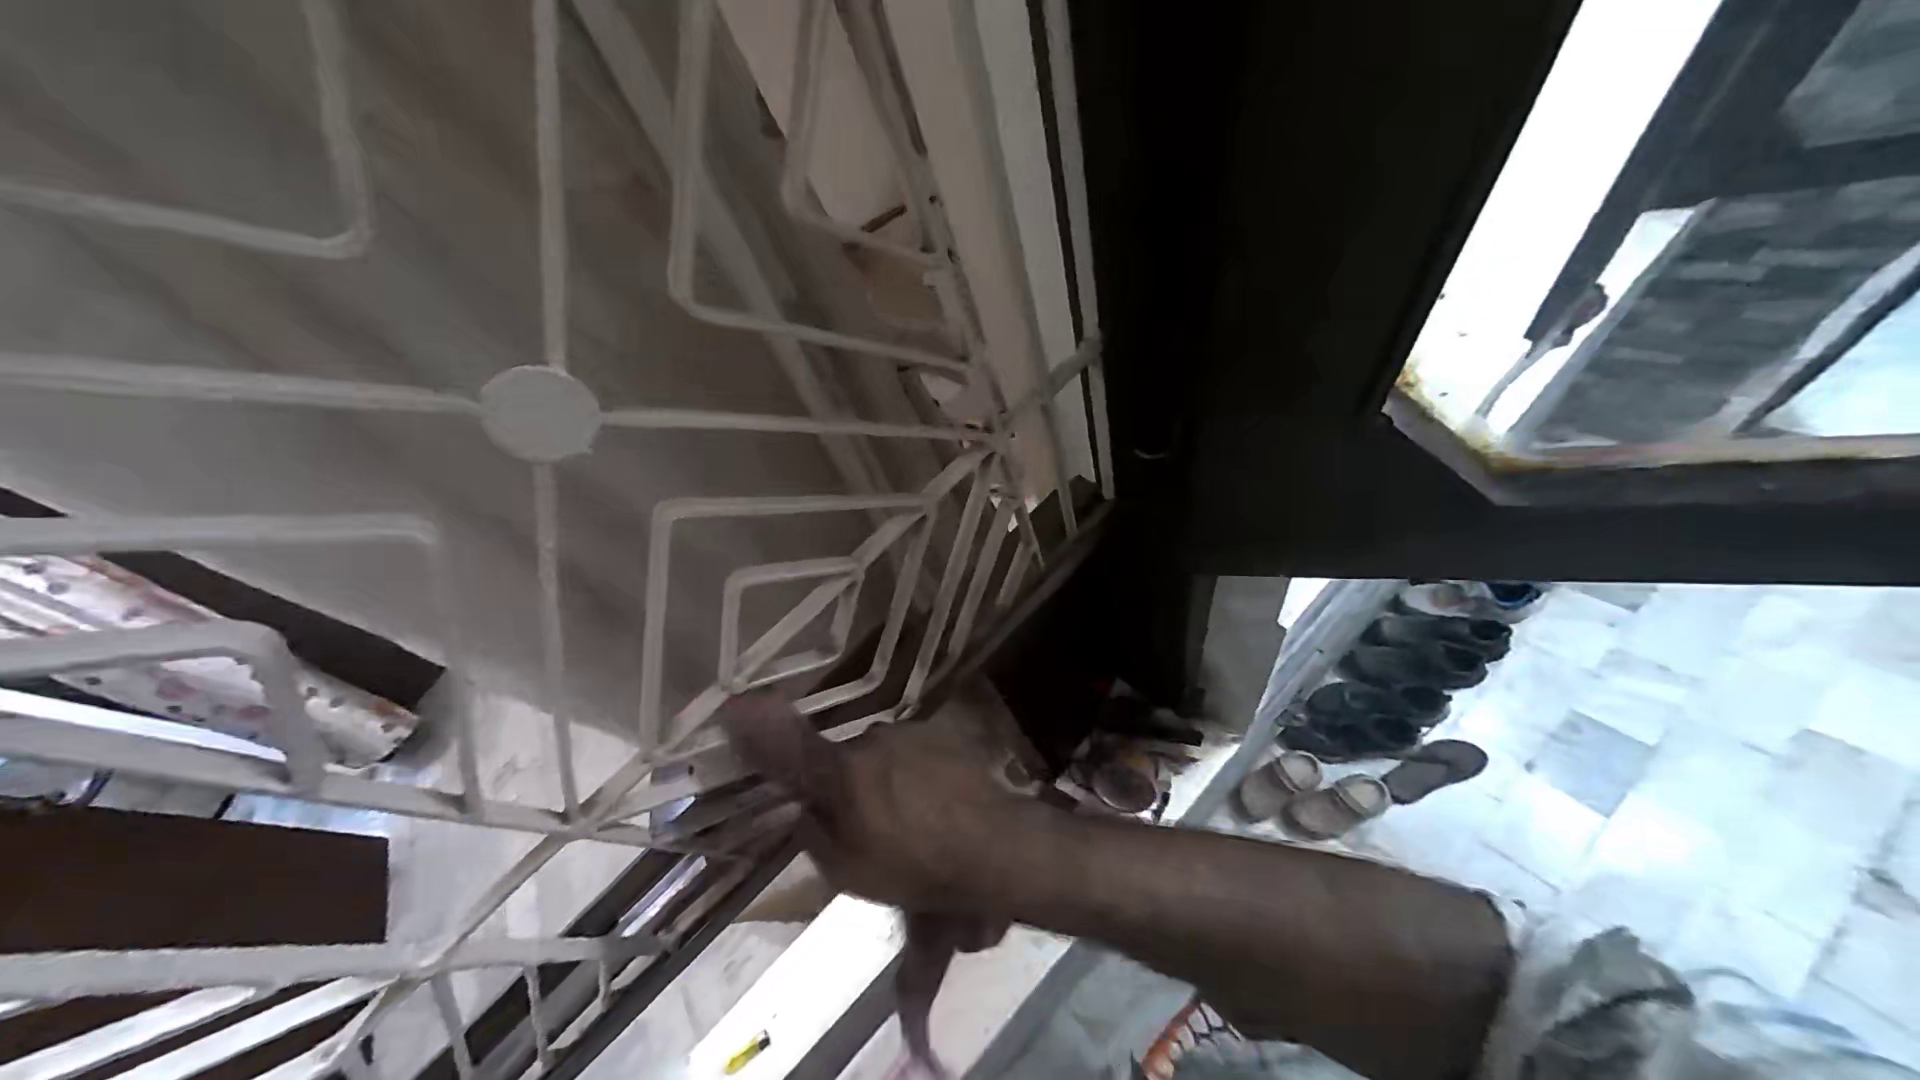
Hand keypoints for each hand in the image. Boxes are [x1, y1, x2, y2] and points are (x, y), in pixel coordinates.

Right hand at [717, 691, 1030, 916]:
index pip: (790, 745)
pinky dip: (918, 778)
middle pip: (847, 760)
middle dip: (851, 786)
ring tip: (916, 824)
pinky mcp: (944, 735)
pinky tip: (939, 808)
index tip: (733, 704)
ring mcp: (913, 733)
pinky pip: (915, 755)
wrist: (996, 846)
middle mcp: (873, 740)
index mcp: (843, 773)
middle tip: (874, 827)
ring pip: (884, 757)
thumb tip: (802, 811)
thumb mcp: (850, 870)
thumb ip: (815, 834)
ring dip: (889, 783)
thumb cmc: (916, 866)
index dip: (757, 724)